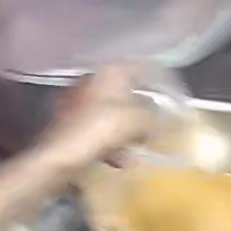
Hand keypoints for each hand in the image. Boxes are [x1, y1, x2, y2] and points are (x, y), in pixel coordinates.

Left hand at [31, 64, 158, 173]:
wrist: (55, 157)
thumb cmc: (97, 131)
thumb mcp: (136, 121)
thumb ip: (156, 117)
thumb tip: (168, 120)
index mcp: (109, 72)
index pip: (143, 68)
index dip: (161, 83)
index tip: (175, 100)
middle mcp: (93, 82)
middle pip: (129, 94)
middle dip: (144, 115)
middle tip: (157, 129)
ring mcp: (79, 103)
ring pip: (114, 116)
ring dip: (128, 135)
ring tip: (138, 151)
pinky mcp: (71, 126)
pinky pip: (99, 132)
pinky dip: (111, 145)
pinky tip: (118, 161)